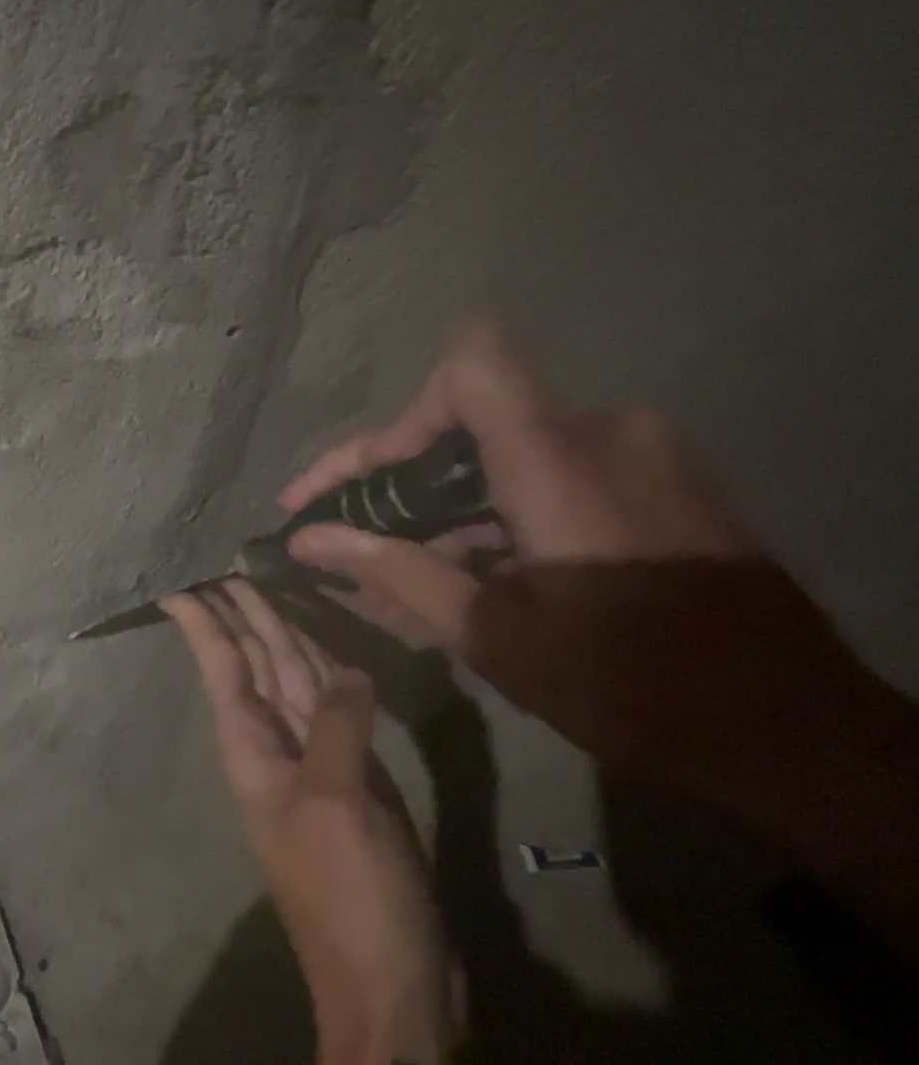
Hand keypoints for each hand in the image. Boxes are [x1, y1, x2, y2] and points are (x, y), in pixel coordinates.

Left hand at [162, 579, 458, 1064]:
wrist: (391, 979)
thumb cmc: (348, 892)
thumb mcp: (334, 801)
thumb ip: (333, 724)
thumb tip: (343, 667)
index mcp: (252, 747)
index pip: (220, 664)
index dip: (201, 620)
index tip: (177, 579)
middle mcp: (276, 746)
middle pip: (254, 663)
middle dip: (241, 612)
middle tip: (228, 558)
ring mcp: (316, 762)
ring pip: (294, 680)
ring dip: (282, 633)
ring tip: (272, 584)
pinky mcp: (355, 779)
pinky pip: (335, 711)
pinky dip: (333, 677)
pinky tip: (334, 651)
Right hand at [278, 318, 757, 640]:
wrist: (792, 732)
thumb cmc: (629, 682)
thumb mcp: (492, 633)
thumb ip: (392, 571)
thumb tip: (304, 539)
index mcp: (559, 456)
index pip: (467, 365)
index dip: (401, 414)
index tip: (358, 486)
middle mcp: (605, 434)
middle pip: (471, 420)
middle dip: (393, 478)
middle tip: (335, 536)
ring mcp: (642, 459)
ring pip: (507, 456)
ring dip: (440, 507)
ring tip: (389, 574)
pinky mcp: (662, 489)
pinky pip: (555, 478)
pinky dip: (495, 516)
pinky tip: (465, 577)